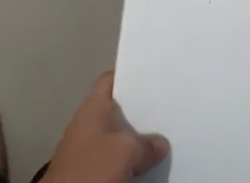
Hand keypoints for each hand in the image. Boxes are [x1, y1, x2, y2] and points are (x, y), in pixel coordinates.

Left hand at [42, 72, 169, 182]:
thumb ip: (146, 143)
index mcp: (91, 108)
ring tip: (162, 138)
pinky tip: (145, 164)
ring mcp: (85, 152)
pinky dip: (127, 162)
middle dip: (139, 113)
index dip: (130, 76)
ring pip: (116, 139)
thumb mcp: (126, 151)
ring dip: (135, 142)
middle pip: (116, 111)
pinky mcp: (86, 174)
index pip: (110, 80)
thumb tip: (160, 144)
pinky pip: (113, 162)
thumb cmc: (91, 169)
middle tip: (165, 110)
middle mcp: (87, 126)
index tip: (152, 78)